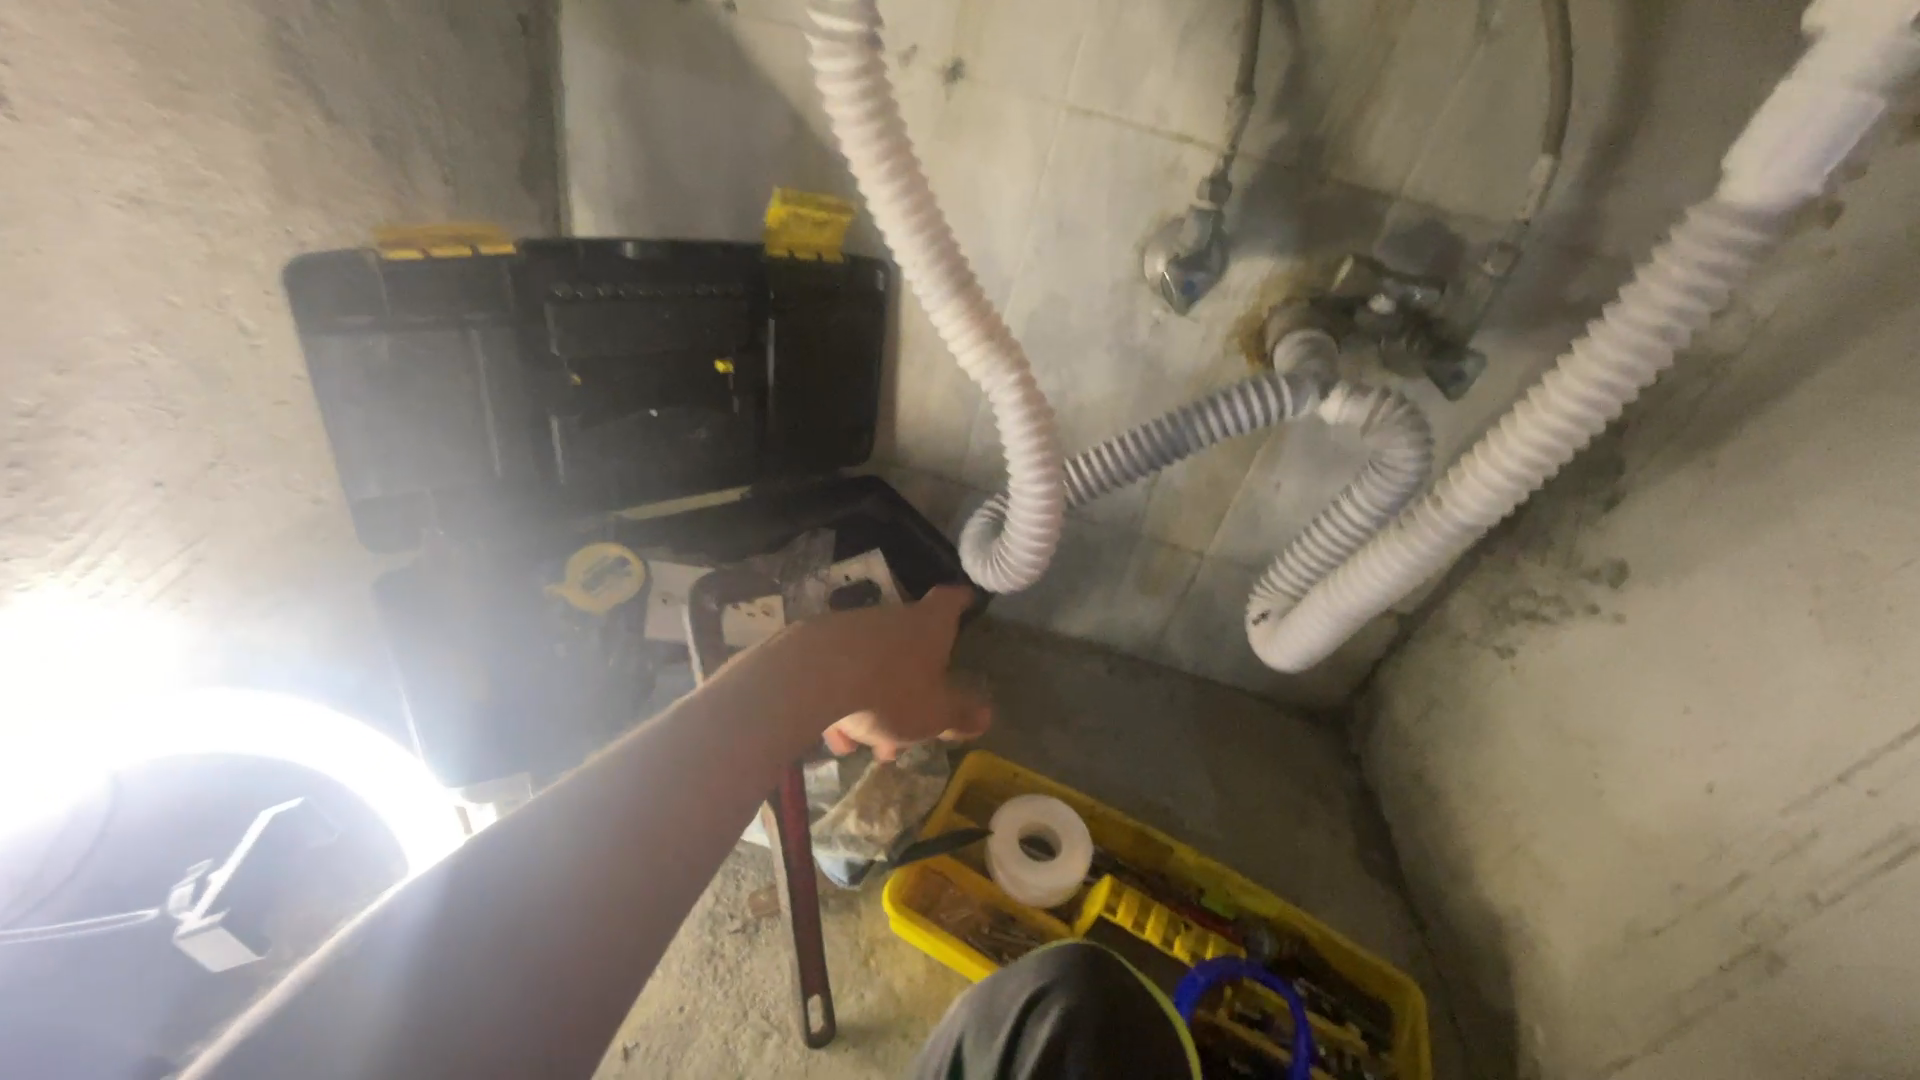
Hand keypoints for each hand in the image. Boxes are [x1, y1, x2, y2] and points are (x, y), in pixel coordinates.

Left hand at [752, 585, 990, 760]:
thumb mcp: (934, 713)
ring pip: (873, 667)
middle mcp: (891, 617)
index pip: (951, 601)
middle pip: (910, 645)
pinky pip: (839, 676)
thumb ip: (960, 715)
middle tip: (913, 728)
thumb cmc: (890, 691)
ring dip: (875, 704)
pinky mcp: (815, 644)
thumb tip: (986, 715)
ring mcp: (851, 628)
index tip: (968, 602)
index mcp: (928, 625)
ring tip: (869, 746)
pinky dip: (842, 705)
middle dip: (913, 687)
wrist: (811, 678)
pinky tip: (836, 740)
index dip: (961, 601)